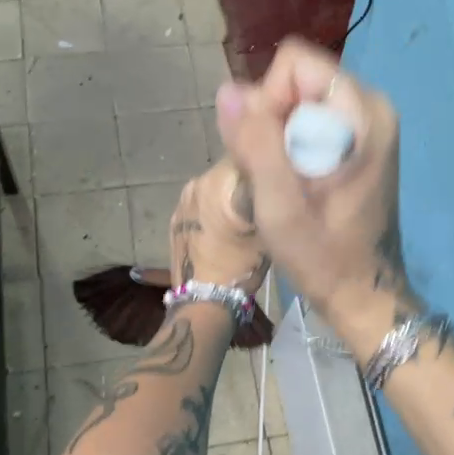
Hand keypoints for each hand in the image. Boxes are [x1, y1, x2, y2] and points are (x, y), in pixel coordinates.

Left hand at [169, 159, 268, 295]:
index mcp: (220, 180)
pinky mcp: (175, 215)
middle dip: (246, 179)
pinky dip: (213, 206)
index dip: (266, 165)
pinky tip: (224, 225)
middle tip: (264, 197)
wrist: (203, 298)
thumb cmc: (241, 264)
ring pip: (215, 184)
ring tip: (243, 213)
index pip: (250, 156)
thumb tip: (276, 178)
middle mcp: (198, 181)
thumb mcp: (267, 227)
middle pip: (230, 168)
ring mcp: (183, 198)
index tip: (278, 178)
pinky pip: (201, 201)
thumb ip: (268, 195)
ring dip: (228, 192)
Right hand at [214, 38, 409, 348]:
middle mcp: (372, 106)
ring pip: (297, 100)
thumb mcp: (280, 207)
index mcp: (364, 113)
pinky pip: (307, 119)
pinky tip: (293, 186)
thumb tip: (227, 90)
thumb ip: (255, 145)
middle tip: (275, 177)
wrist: (363, 295)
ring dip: (276, 138)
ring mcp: (367, 123)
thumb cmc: (324, 258)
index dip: (267, 101)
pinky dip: (289, 147)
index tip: (269, 154)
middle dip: (270, 121)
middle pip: (296, 79)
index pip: (294, 64)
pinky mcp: (359, 140)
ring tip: (283, 185)